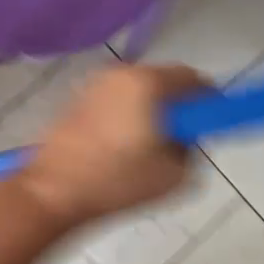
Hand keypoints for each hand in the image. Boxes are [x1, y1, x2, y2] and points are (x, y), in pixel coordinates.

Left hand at [15, 64, 209, 226]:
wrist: (53, 191)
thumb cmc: (118, 181)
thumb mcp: (176, 174)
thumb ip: (193, 148)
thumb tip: (187, 137)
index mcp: (147, 83)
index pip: (193, 78)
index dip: (208, 101)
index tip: (211, 124)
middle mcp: (120, 73)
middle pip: (163, 80)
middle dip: (178, 105)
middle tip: (182, 140)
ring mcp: (94, 84)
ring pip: (137, 90)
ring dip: (150, 109)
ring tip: (148, 148)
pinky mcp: (76, 99)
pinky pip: (115, 99)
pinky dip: (126, 113)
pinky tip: (121, 147)